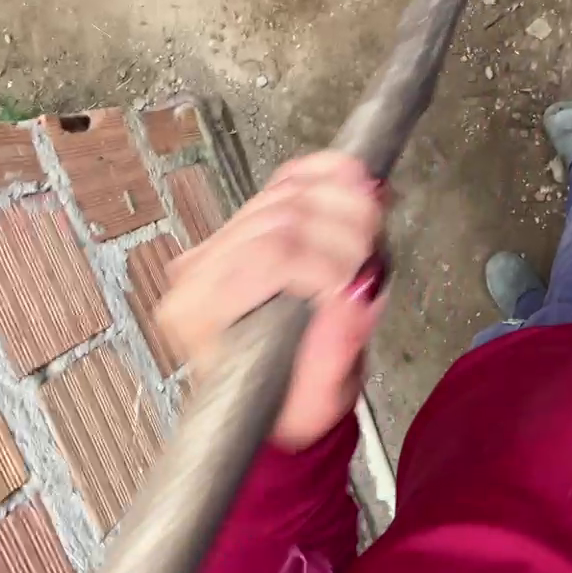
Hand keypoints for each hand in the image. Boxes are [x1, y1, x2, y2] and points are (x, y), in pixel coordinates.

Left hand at [155, 153, 385, 448]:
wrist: (287, 392)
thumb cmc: (293, 399)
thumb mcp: (318, 397)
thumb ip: (334, 349)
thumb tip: (354, 295)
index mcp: (201, 316)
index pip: (269, 254)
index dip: (327, 263)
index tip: (359, 282)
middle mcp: (200, 272)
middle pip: (283, 217)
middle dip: (343, 234)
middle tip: (371, 257)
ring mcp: (220, 242)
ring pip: (288, 193)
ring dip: (342, 206)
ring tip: (368, 235)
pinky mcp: (248, 222)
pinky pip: (287, 178)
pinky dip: (326, 173)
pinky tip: (350, 180)